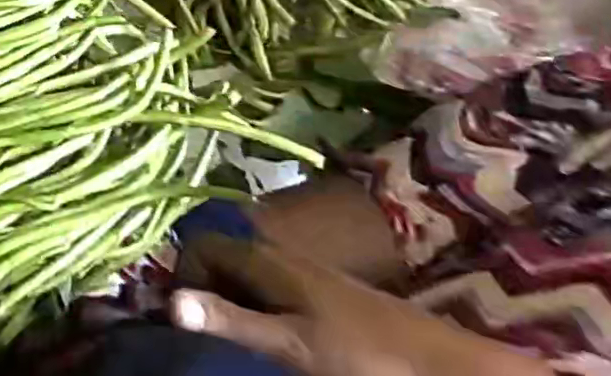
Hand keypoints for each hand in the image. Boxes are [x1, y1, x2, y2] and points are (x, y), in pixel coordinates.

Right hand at [170, 235, 548, 375]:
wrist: (443, 366)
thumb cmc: (362, 355)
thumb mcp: (290, 345)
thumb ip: (230, 321)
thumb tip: (168, 304)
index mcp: (260, 257)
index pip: (198, 246)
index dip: (183, 276)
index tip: (185, 317)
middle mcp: (274, 253)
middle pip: (218, 258)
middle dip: (203, 289)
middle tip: (205, 334)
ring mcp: (298, 271)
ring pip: (242, 274)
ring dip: (229, 302)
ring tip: (233, 342)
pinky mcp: (318, 293)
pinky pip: (267, 289)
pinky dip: (255, 310)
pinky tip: (270, 342)